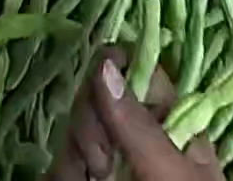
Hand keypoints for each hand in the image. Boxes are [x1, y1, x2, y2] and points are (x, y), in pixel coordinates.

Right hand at [52, 50, 224, 180]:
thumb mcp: (171, 178)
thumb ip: (138, 125)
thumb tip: (104, 64)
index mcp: (170, 120)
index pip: (134, 65)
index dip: (111, 68)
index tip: (100, 93)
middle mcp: (138, 131)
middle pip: (95, 93)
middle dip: (87, 124)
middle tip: (101, 167)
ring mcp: (113, 159)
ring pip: (75, 128)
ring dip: (72, 154)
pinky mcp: (90, 180)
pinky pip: (63, 162)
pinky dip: (61, 173)